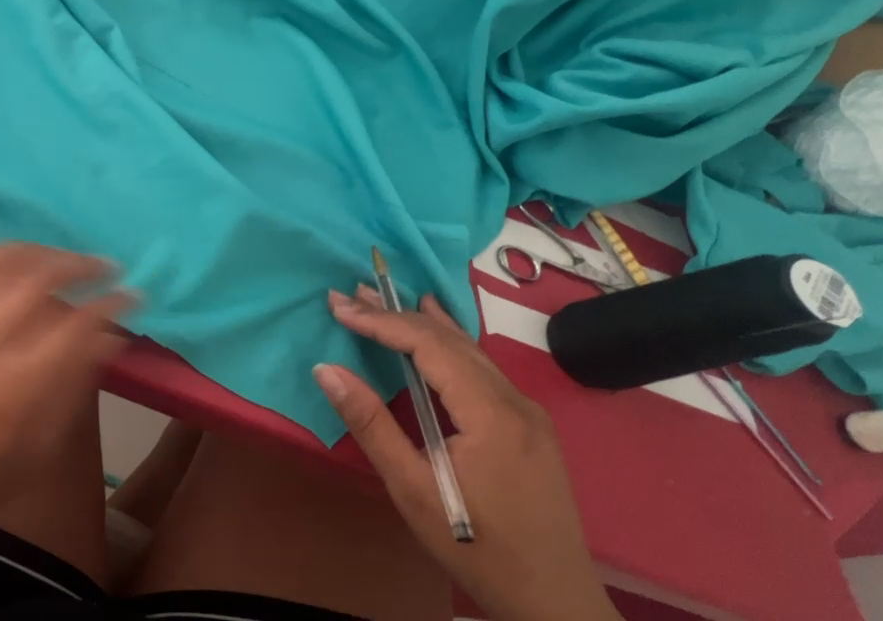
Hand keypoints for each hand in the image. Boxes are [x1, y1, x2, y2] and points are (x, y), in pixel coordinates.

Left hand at [0, 244, 130, 546]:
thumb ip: (71, 395)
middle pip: (35, 279)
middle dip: (78, 265)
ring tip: (57, 256)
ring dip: (34, 251)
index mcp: (13, 391)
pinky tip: (2, 258)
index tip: (130, 295)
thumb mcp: (32, 456)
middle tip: (103, 266)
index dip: (109, 305)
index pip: (74, 327)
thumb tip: (106, 343)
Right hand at [314, 288, 620, 620]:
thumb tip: (326, 369)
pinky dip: (449, 344)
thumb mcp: (413, 489)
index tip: (338, 306)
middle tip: (351, 293)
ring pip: (471, 351)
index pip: (429, 345)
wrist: (556, 602)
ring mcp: (529, 413)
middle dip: (398, 313)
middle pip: (451, 340)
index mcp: (491, 413)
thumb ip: (371, 424)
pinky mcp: (530, 428)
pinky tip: (438, 332)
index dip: (381, 321)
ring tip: (382, 300)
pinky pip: (484, 369)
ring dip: (423, 324)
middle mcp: (516, 402)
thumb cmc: (478, 547)